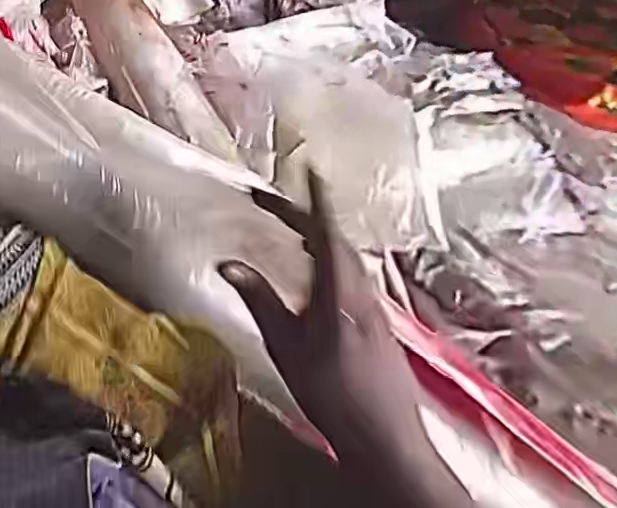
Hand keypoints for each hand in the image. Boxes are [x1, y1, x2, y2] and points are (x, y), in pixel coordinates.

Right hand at [220, 173, 470, 506]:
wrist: (389, 445)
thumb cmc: (333, 393)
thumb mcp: (286, 344)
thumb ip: (260, 299)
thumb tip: (227, 261)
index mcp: (340, 292)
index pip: (328, 234)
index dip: (316, 201)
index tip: (308, 171)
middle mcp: (363, 294)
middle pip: (335, 241)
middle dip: (303, 213)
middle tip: (267, 200)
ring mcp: (374, 311)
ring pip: (345, 258)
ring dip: (316, 234)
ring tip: (286, 224)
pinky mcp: (377, 325)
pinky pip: (350, 274)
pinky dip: (326, 256)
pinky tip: (310, 265)